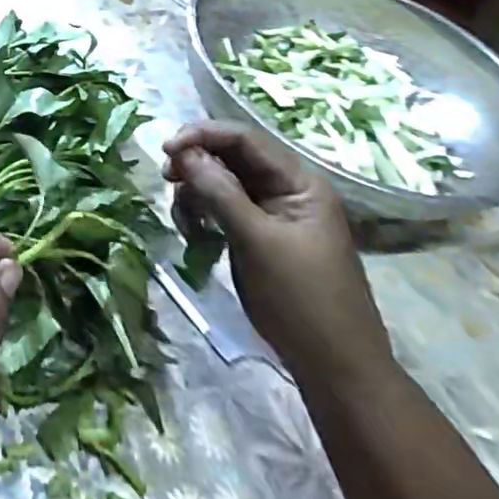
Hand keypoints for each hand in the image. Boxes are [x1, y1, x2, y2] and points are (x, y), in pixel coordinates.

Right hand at [163, 122, 392, 381]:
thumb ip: (219, 191)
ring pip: (217, 181)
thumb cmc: (302, 297)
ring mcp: (269, 211)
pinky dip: (198, 214)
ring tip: (185, 221)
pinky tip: (194, 235)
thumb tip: (182, 152)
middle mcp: (284, 189)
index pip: (243, 138)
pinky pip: (217, 206)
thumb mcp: (256, 240)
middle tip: (168, 181)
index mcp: (299, 182)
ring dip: (193, 193)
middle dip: (194, 165)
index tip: (165, 149)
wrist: (332, 363)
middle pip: (227, 156)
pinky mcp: (254, 232)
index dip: (202, 135)